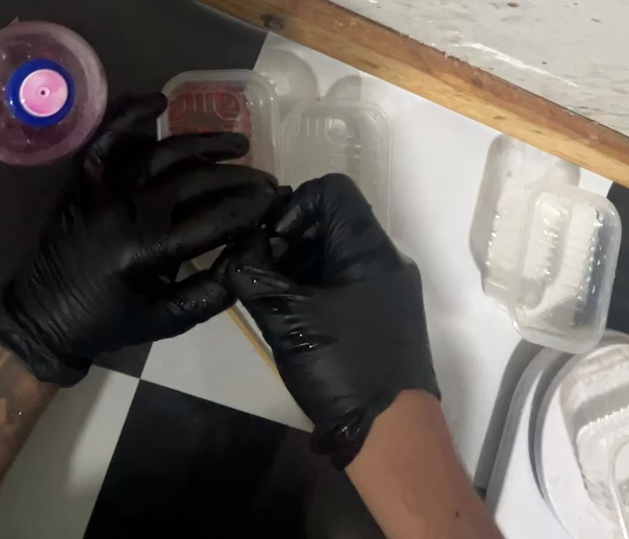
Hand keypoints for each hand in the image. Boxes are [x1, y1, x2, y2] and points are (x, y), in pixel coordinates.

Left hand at [0, 94, 278, 385]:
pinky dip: (130, 114)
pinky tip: (160, 100)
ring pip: (162, 152)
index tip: (275, 200)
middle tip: (266, 179)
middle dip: (237, 179)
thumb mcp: (166, 321)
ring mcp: (103, 188)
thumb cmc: (109, 321)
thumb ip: (212, 292)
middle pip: (194, 181)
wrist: (43, 316)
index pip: (212, 220)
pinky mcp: (85, 178)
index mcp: (146, 252)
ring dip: (203, 143)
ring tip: (237, 143)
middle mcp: (126, 211)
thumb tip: (252, 253)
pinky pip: (108, 137)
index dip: (249, 208)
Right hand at [221, 173, 437, 465]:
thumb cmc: (344, 368)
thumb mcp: (287, 319)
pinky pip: (346, 277)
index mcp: (368, 249)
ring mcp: (388, 287)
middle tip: (265, 272)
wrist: (395, 439)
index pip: (330, 190)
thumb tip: (233, 252)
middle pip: (331, 218)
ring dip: (301, 263)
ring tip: (273, 297)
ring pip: (336, 249)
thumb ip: (253, 275)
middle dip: (291, 238)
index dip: (294, 206)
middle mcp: (385, 258)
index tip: (273, 244)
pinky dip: (316, 283)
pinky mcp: (385, 312)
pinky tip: (293, 314)